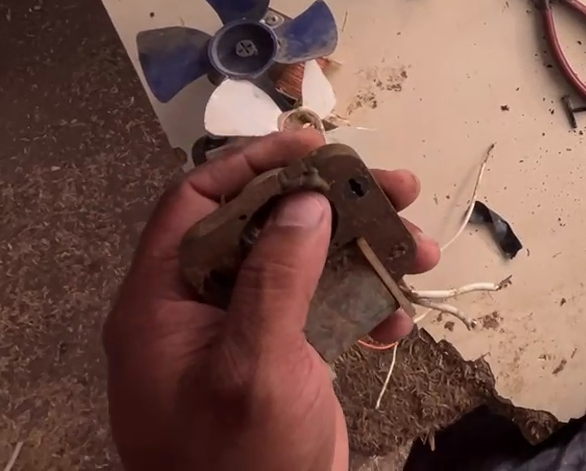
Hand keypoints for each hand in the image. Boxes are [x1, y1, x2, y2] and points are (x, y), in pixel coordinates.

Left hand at [104, 130, 440, 470]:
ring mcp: (247, 329)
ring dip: (369, 248)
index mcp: (164, 304)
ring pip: (309, 257)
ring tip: (422, 250)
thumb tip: (305, 197)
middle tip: (400, 187)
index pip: (197, 202)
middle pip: (269, 222)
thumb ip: (276, 278)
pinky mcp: (286, 351)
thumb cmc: (238, 465)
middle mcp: (202, 307)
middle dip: (340, 202)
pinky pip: (329, 303)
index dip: (254, 163)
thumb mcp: (256, 368)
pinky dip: (369, 302)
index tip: (317, 146)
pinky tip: (397, 321)